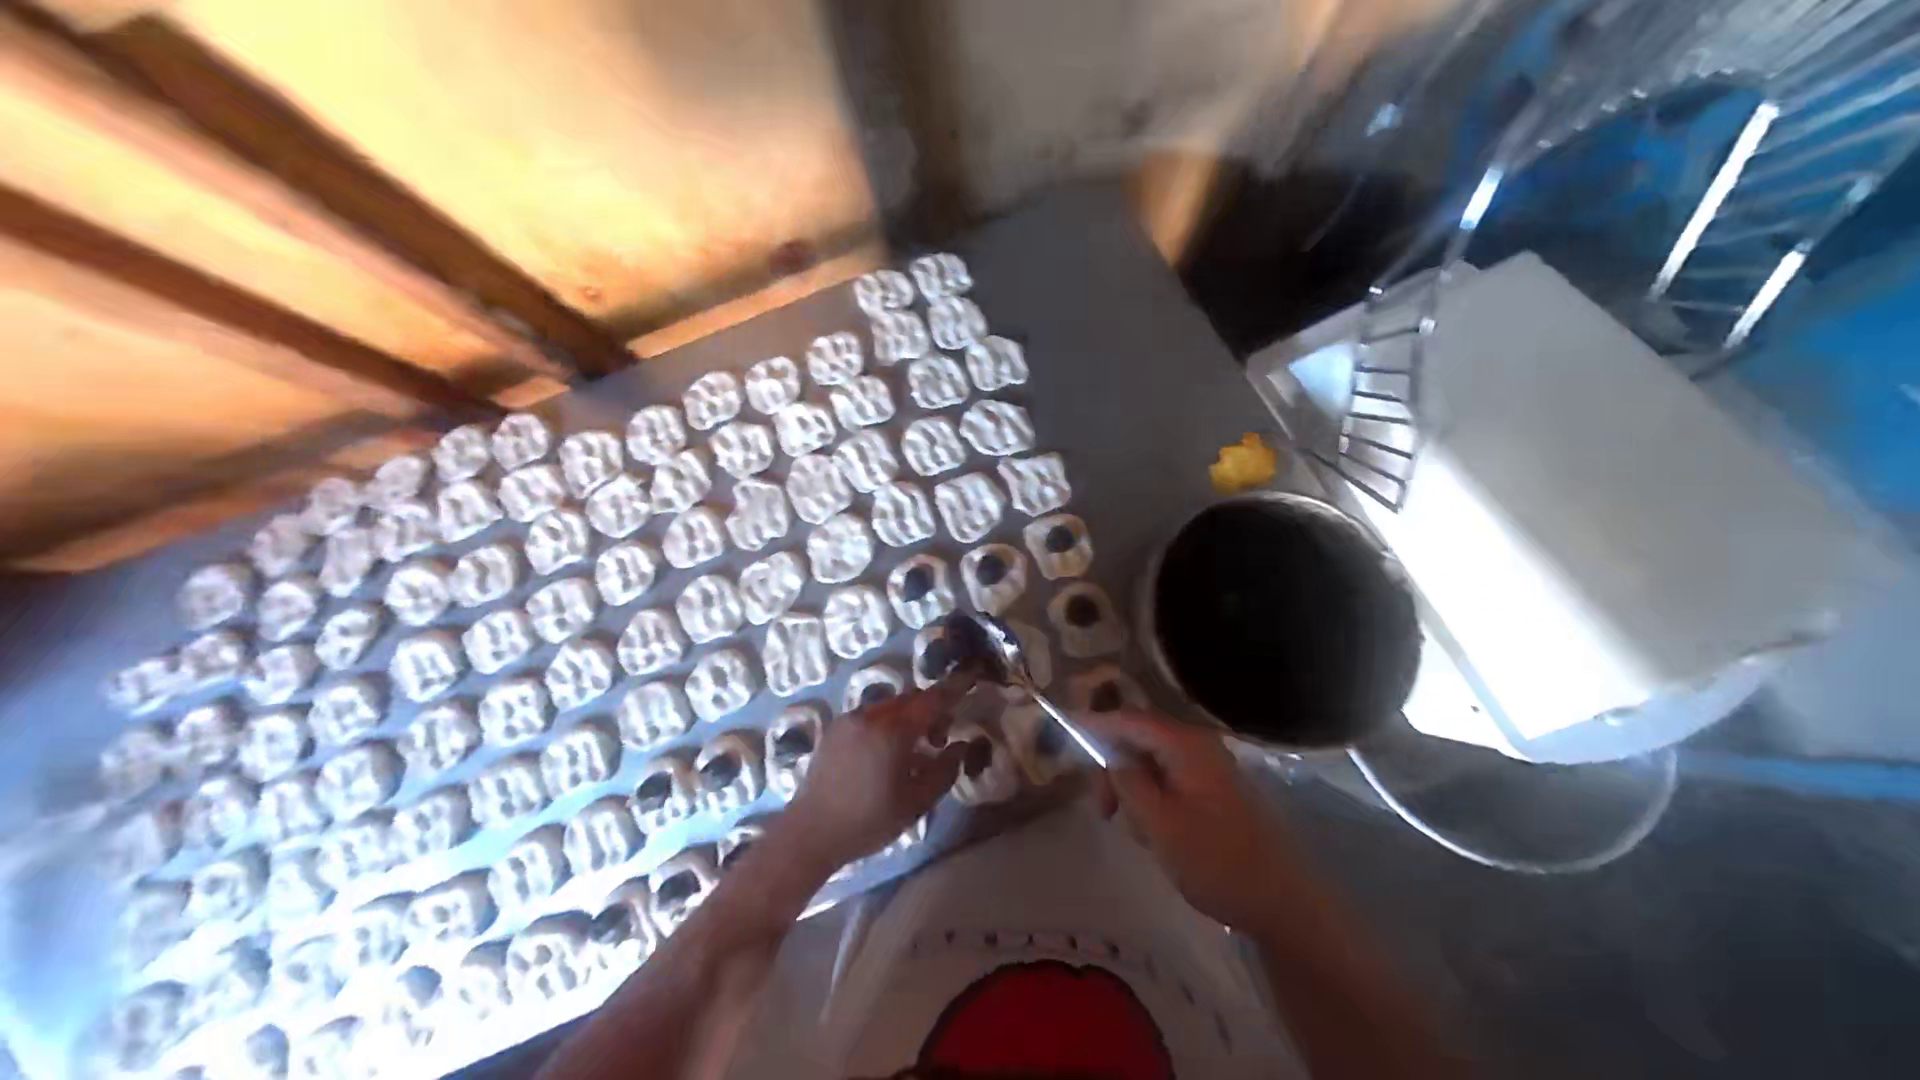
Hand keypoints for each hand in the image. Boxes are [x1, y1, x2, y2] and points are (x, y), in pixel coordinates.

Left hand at [778, 678, 970, 872]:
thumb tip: (960, 747)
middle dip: (930, 710)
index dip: (954, 688)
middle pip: (910, 699)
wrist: (810, 833)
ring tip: (912, 752)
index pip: (932, 700)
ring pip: (889, 707)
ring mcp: (848, 721)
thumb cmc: (869, 821)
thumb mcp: (916, 802)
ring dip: (907, 718)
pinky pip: (869, 717)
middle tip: (940, 740)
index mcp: (893, 731)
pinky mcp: (834, 731)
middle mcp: (870, 716)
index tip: (971, 677)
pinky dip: (886, 725)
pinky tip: (886, 755)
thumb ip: (944, 770)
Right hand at [1079, 709, 1300, 930]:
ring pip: (1151, 763)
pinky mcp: (1213, 791)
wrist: (1280, 903)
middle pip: (1138, 740)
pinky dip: (1152, 800)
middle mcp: (1197, 745)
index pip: (1129, 718)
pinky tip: (1155, 833)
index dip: (1095, 723)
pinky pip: (1168, 781)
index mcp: (1185, 744)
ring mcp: (1208, 767)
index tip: (1065, 731)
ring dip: (1133, 790)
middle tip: (1103, 810)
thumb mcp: (1157, 822)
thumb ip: (1127, 781)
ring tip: (1136, 832)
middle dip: (1114, 769)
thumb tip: (1111, 755)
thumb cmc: (1214, 860)